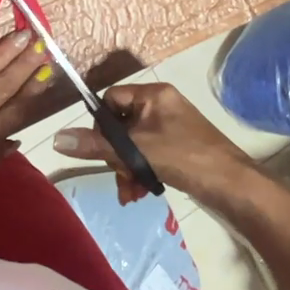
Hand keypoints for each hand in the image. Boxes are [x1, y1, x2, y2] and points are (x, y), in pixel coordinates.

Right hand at [54, 83, 258, 204]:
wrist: (232, 186)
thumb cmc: (185, 157)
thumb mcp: (135, 151)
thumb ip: (96, 145)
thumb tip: (57, 139)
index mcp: (153, 95)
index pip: (111, 98)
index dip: (101, 124)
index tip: (101, 148)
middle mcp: (161, 106)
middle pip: (120, 125)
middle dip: (116, 156)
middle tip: (121, 176)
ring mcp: (170, 128)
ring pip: (132, 145)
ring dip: (126, 170)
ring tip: (130, 194)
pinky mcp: (177, 149)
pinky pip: (147, 156)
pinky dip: (140, 174)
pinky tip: (140, 194)